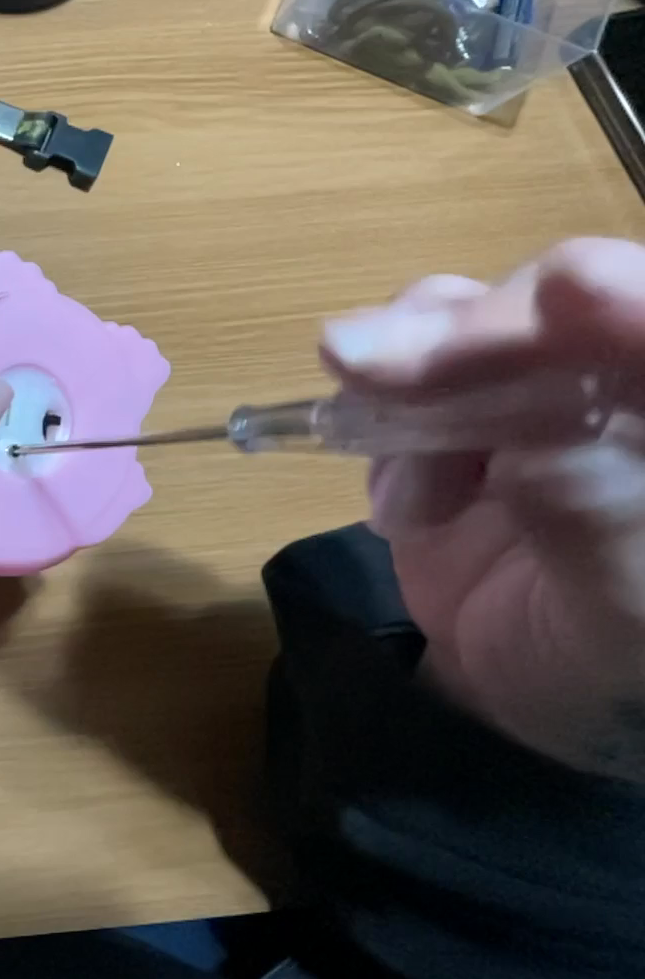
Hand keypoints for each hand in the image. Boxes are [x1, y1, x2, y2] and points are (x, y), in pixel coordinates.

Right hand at [322, 239, 644, 781]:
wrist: (518, 688)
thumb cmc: (603, 664)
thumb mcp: (617, 614)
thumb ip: (596, 520)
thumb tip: (543, 429)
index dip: (627, 301)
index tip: (567, 291)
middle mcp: (619, 382)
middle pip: (556, 297)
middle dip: (463, 329)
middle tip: (359, 364)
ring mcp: (534, 389)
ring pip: (465, 314)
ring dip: (402, 367)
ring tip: (375, 430)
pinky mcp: (450, 409)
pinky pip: (393, 368)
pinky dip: (370, 417)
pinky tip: (398, 493)